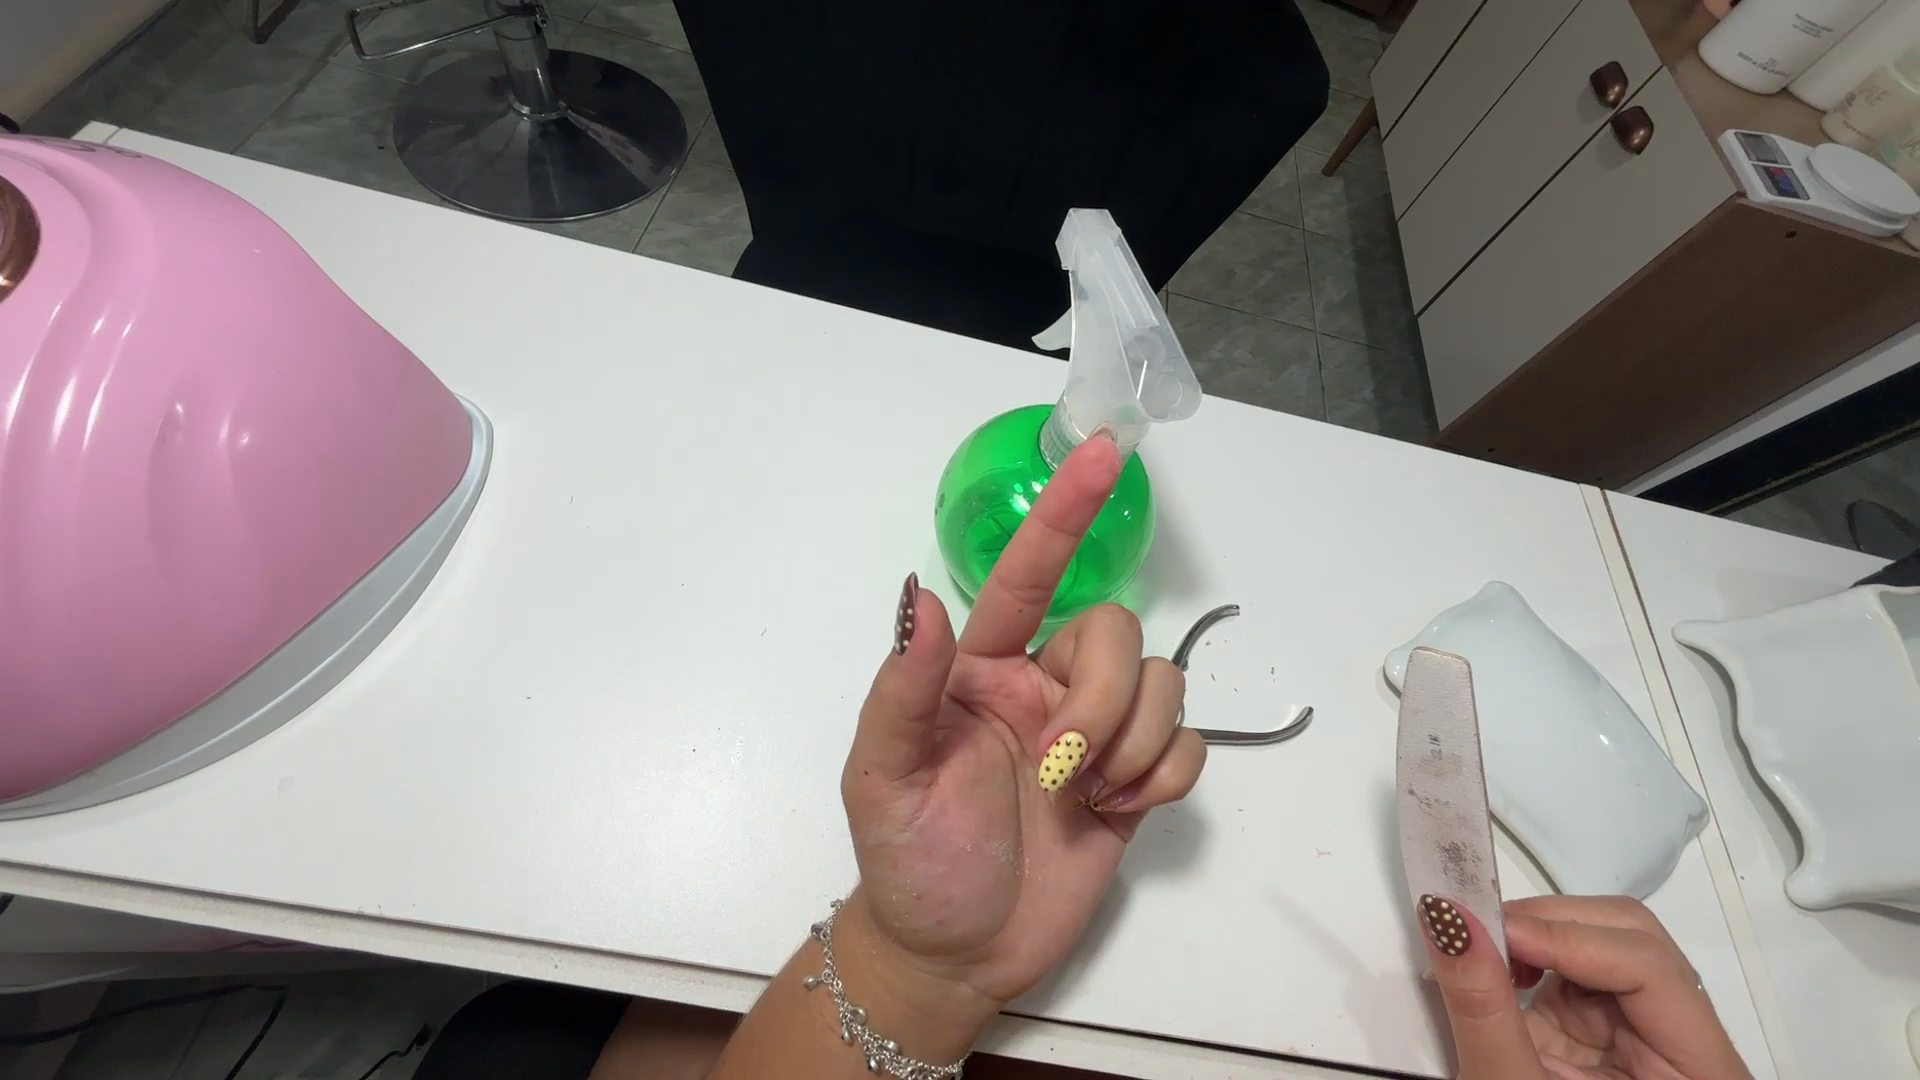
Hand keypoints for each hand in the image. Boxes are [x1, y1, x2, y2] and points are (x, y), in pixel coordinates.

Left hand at [838, 434, 1205, 1028]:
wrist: (957, 950)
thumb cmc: (912, 859)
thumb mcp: (885, 776)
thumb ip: (904, 689)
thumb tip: (923, 596)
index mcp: (984, 668)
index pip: (1028, 572)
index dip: (1063, 511)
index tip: (1102, 450)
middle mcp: (1044, 683)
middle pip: (1114, 632)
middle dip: (1101, 700)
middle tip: (1063, 769)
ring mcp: (1095, 730)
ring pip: (1158, 681)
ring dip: (1133, 744)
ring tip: (1088, 798)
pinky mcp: (1137, 779)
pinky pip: (1187, 743)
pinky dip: (1165, 776)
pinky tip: (1119, 812)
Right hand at [1420, 893, 1752, 1078]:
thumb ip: (1482, 1005)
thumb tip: (1446, 914)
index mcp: (1702, 1077)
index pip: (1649, 969)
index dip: (1564, 938)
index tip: (1486, 931)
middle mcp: (1691, 1047)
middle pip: (1635, 938)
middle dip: (1548, 922)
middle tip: (1481, 934)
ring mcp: (1648, 1033)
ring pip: (1604, 937)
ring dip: (1533, 931)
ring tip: (1483, 954)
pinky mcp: (1604, 1026)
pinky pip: (1571, 960)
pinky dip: (1525, 948)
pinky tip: (1496, 969)